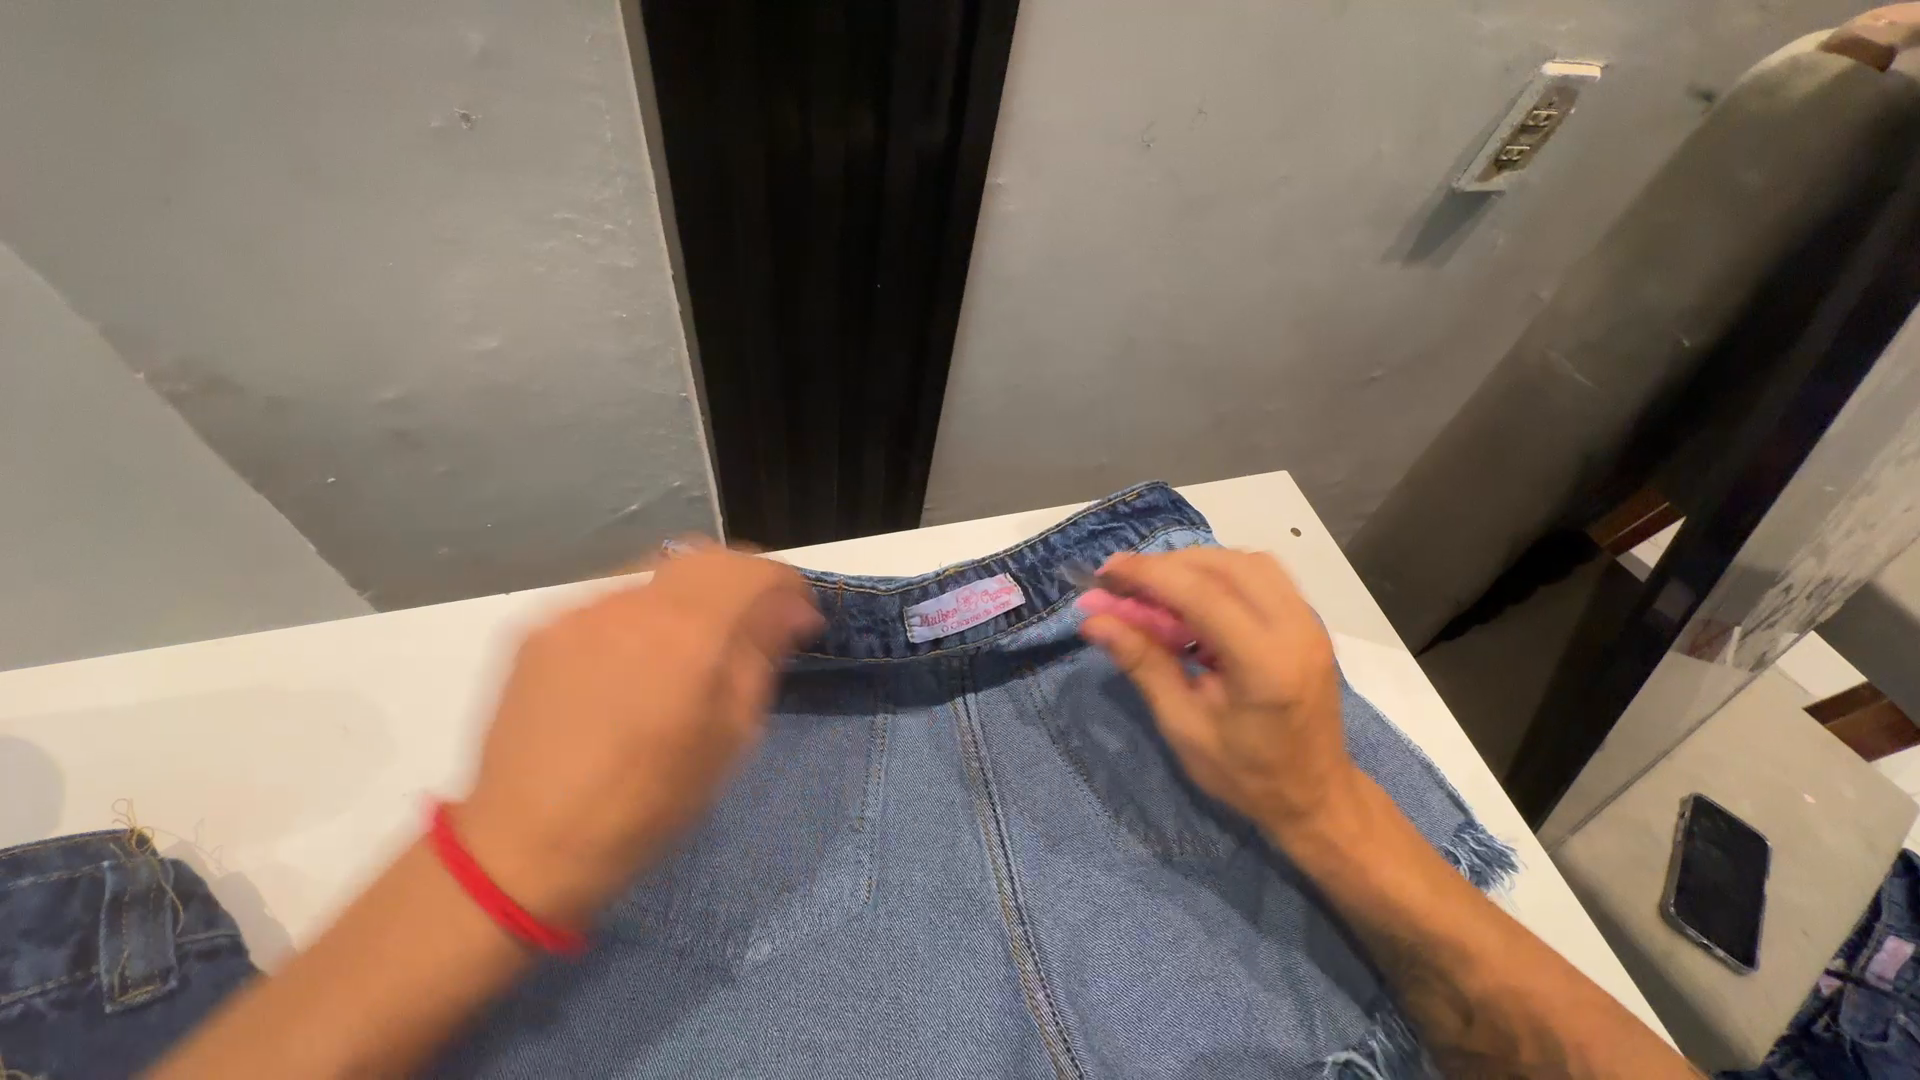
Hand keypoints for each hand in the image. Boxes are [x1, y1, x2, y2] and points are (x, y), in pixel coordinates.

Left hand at [455, 546, 822, 926]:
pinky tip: (633, 664)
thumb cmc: (647, 805)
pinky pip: (608, 602)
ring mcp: (577, 612)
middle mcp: (631, 605)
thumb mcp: (729, 739)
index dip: (786, 582)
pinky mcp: (538, 629)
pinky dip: (640, 617)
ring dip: (690, 597)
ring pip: (655, 578)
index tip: (801, 611)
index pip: (751, 571)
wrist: (523, 846)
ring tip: (690, 648)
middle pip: (704, 558)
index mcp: (687, 636)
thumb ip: (761, 657)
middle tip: (756, 621)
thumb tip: (792, 610)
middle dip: (741, 581)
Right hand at [1079, 548, 1361, 844]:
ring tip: (1156, 590)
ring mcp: (1309, 622)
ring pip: (1245, 561)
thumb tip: (1095, 620)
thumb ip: (1143, 663)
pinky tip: (1193, 599)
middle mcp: (1295, 630)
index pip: (1201, 593)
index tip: (1105, 574)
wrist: (1314, 796)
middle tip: (1124, 584)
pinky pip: (1262, 575)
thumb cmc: (1245, 773)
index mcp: (1264, 664)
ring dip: (1195, 565)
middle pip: (1224, 566)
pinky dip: (1221, 574)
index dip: (1149, 575)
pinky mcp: (1309, 622)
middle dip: (1167, 565)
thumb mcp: (1183, 726)